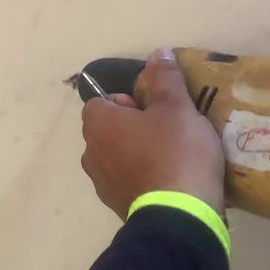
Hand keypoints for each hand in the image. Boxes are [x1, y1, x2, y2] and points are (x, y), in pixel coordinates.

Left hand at [79, 49, 223, 218]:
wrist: (179, 216)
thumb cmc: (174, 152)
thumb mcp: (176, 107)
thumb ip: (165, 79)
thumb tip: (158, 53)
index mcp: (97, 125)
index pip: (100, 101)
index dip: (127, 100)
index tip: (153, 108)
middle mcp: (90, 152)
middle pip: (108, 129)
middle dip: (134, 126)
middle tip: (168, 129)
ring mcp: (101, 182)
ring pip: (117, 156)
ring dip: (138, 152)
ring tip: (173, 155)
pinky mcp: (116, 204)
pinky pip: (128, 180)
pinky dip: (143, 176)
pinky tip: (170, 179)